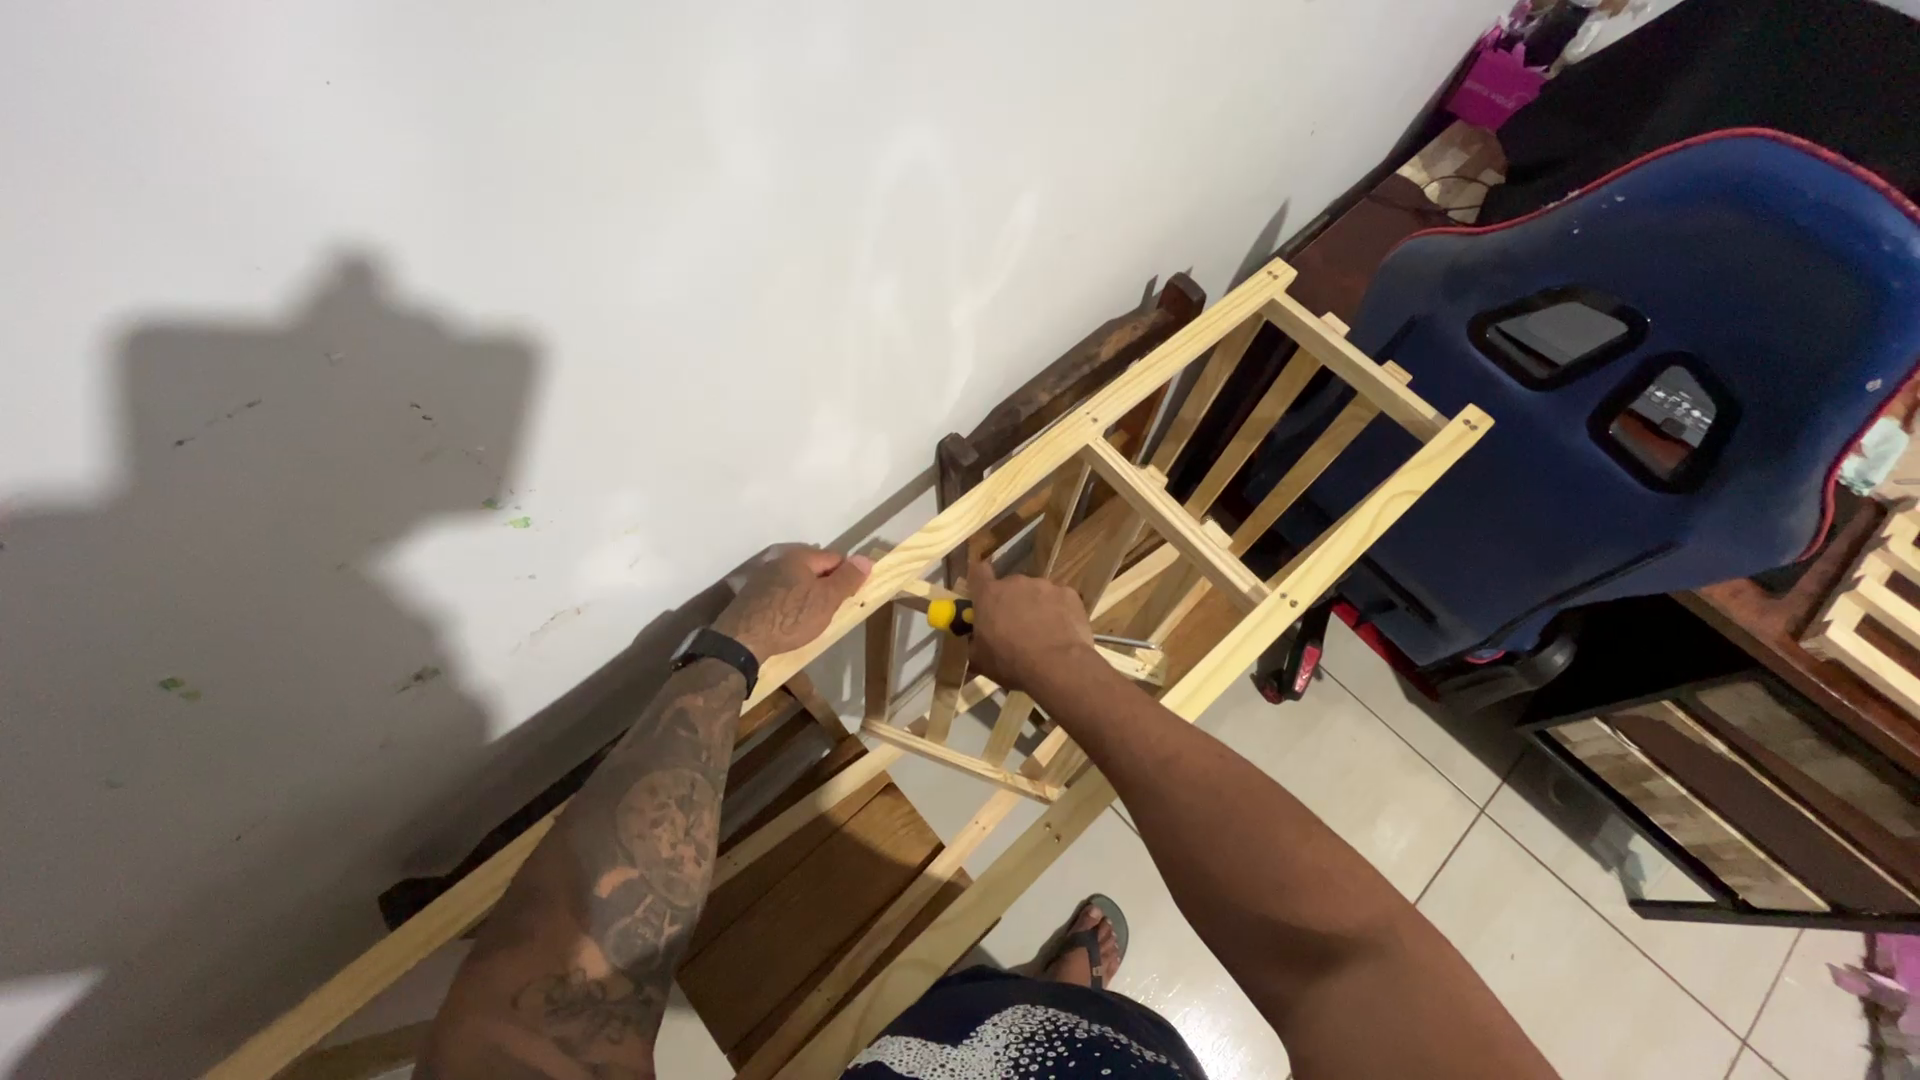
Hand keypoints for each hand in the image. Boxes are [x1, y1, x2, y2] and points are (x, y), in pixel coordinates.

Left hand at [713, 545, 871, 661]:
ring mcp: (763, 577)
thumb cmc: (790, 618)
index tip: (851, 597)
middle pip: (815, 569)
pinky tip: (789, 621)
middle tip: (833, 610)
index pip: (836, 558)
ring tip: (812, 618)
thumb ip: (847, 579)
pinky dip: (790, 603)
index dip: (848, 575)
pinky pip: (781, 594)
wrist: (741, 639)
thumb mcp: (826, 600)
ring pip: (797, 581)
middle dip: (827, 586)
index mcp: (800, 557)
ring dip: (807, 595)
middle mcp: (780, 560)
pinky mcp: (752, 595)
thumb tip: (866, 559)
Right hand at [966, 558, 1098, 693]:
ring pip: (1037, 593)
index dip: (979, 580)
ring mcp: (1045, 586)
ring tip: (1043, 634)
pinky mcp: (1069, 594)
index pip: (978, 572)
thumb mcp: (980, 659)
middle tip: (1016, 627)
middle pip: (1010, 587)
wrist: (1058, 665)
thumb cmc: (1011, 662)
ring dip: (1036, 607)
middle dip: (1012, 602)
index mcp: (989, 594)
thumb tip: (975, 643)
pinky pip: (1060, 600)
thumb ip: (974, 643)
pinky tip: (1062, 633)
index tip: (982, 593)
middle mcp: (1016, 582)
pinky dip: (1060, 612)